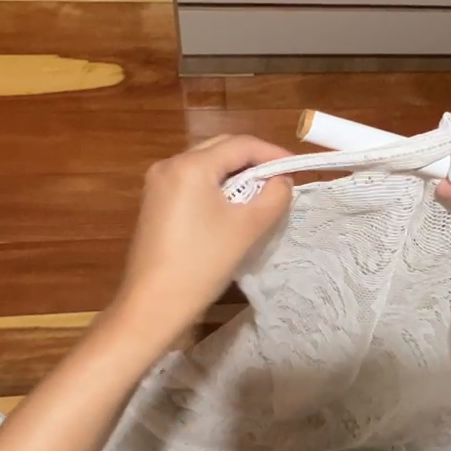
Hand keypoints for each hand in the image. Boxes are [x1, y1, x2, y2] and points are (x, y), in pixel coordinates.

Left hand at [111, 134, 293, 334]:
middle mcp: (170, 164)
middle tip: (281, 180)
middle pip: (221, 148)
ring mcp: (157, 183)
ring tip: (261, 193)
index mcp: (191, 166)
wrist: (153, 305)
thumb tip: (281, 181)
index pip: (241, 145)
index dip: (273, 153)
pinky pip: (192, 181)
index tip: (297, 169)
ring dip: (235, 173)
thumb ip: (273, 197)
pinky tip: (232, 206)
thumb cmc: (202, 263)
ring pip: (206, 164)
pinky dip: (216, 186)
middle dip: (254, 161)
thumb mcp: (247, 228)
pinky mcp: (154, 202)